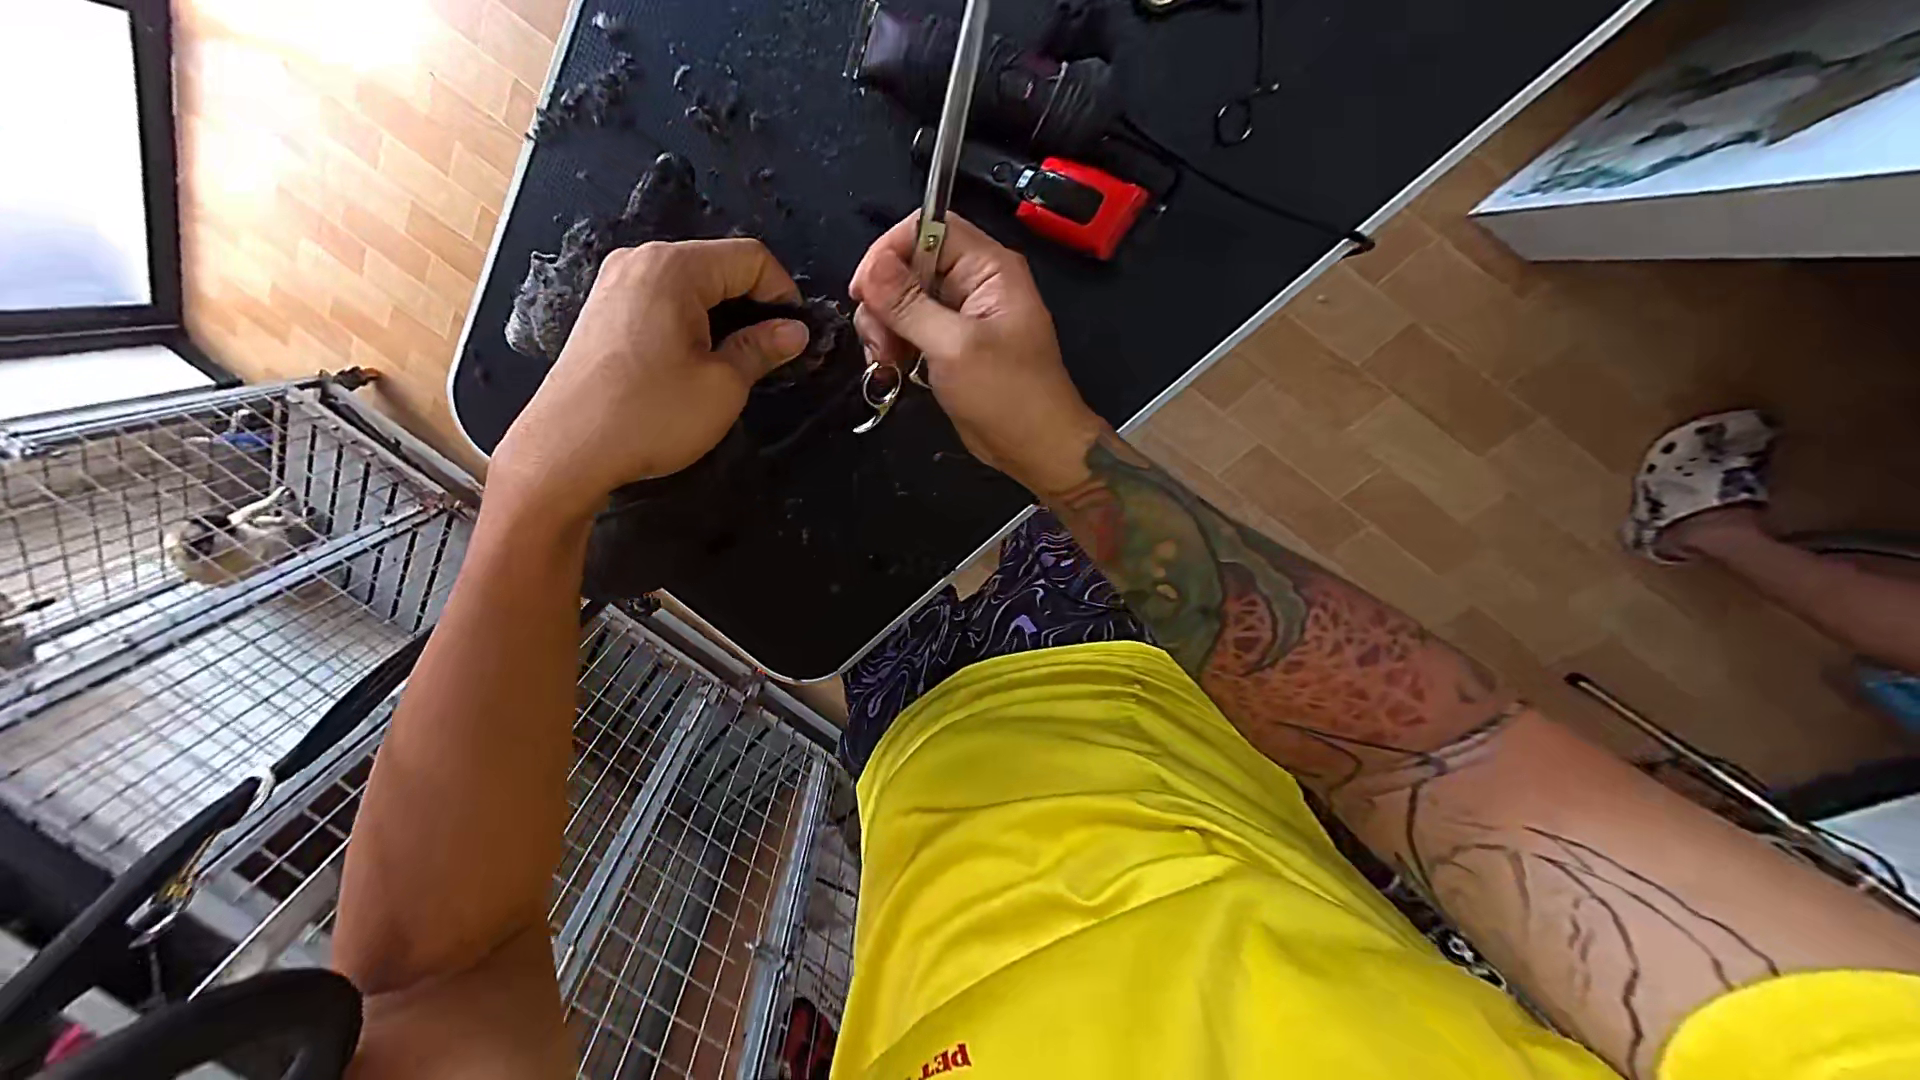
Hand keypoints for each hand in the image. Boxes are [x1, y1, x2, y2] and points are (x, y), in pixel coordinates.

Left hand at [488, 239, 810, 520]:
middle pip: (719, 266)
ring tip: (738, 361)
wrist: (567, 451)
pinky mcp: (604, 311)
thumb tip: (794, 331)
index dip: (784, 293)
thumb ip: (762, 349)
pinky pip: (664, 301)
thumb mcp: (724, 386)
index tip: (796, 334)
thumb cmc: (651, 416)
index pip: (750, 258)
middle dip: (754, 304)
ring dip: (724, 316)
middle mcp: (640, 262)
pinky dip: (693, 322)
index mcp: (673, 268)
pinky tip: (697, 360)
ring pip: (692, 285)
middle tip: (772, 352)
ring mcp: (616, 285)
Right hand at [850, 214, 1105, 495]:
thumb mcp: (955, 347)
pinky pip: (909, 328)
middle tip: (877, 341)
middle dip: (883, 299)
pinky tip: (892, 368)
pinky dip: (894, 345)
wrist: (1035, 448)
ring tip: (886, 361)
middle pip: (908, 264)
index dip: (889, 251)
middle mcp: (974, 283)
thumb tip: (872, 266)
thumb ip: (910, 305)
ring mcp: (960, 315)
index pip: (928, 227)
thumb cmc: (1007, 396)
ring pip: (902, 299)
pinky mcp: (949, 344)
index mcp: (988, 268)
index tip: (864, 291)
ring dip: (883, 326)